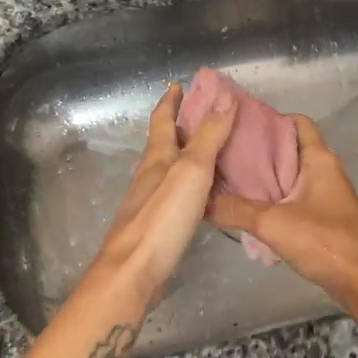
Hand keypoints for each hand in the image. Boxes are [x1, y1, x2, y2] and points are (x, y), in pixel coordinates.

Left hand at [91, 83, 236, 298]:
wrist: (133, 272)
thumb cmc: (162, 217)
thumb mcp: (192, 170)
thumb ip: (209, 135)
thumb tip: (225, 95)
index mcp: (157, 157)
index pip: (162, 120)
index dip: (171, 101)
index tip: (179, 85)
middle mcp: (150, 174)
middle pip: (164, 142)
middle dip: (182, 126)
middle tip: (208, 115)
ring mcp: (151, 201)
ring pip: (170, 169)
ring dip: (188, 156)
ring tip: (215, 152)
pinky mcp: (157, 225)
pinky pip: (177, 194)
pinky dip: (192, 185)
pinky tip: (205, 195)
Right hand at [209, 115, 357, 301]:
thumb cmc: (324, 241)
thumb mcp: (273, 223)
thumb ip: (235, 210)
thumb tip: (201, 201)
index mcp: (319, 159)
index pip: (297, 123)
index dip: (270, 119)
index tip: (239, 126)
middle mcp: (325, 171)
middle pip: (290, 149)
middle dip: (260, 151)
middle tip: (225, 155)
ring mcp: (327, 195)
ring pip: (291, 177)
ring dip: (265, 179)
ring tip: (230, 182)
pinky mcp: (325, 218)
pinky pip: (295, 199)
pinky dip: (275, 201)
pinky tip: (249, 212)